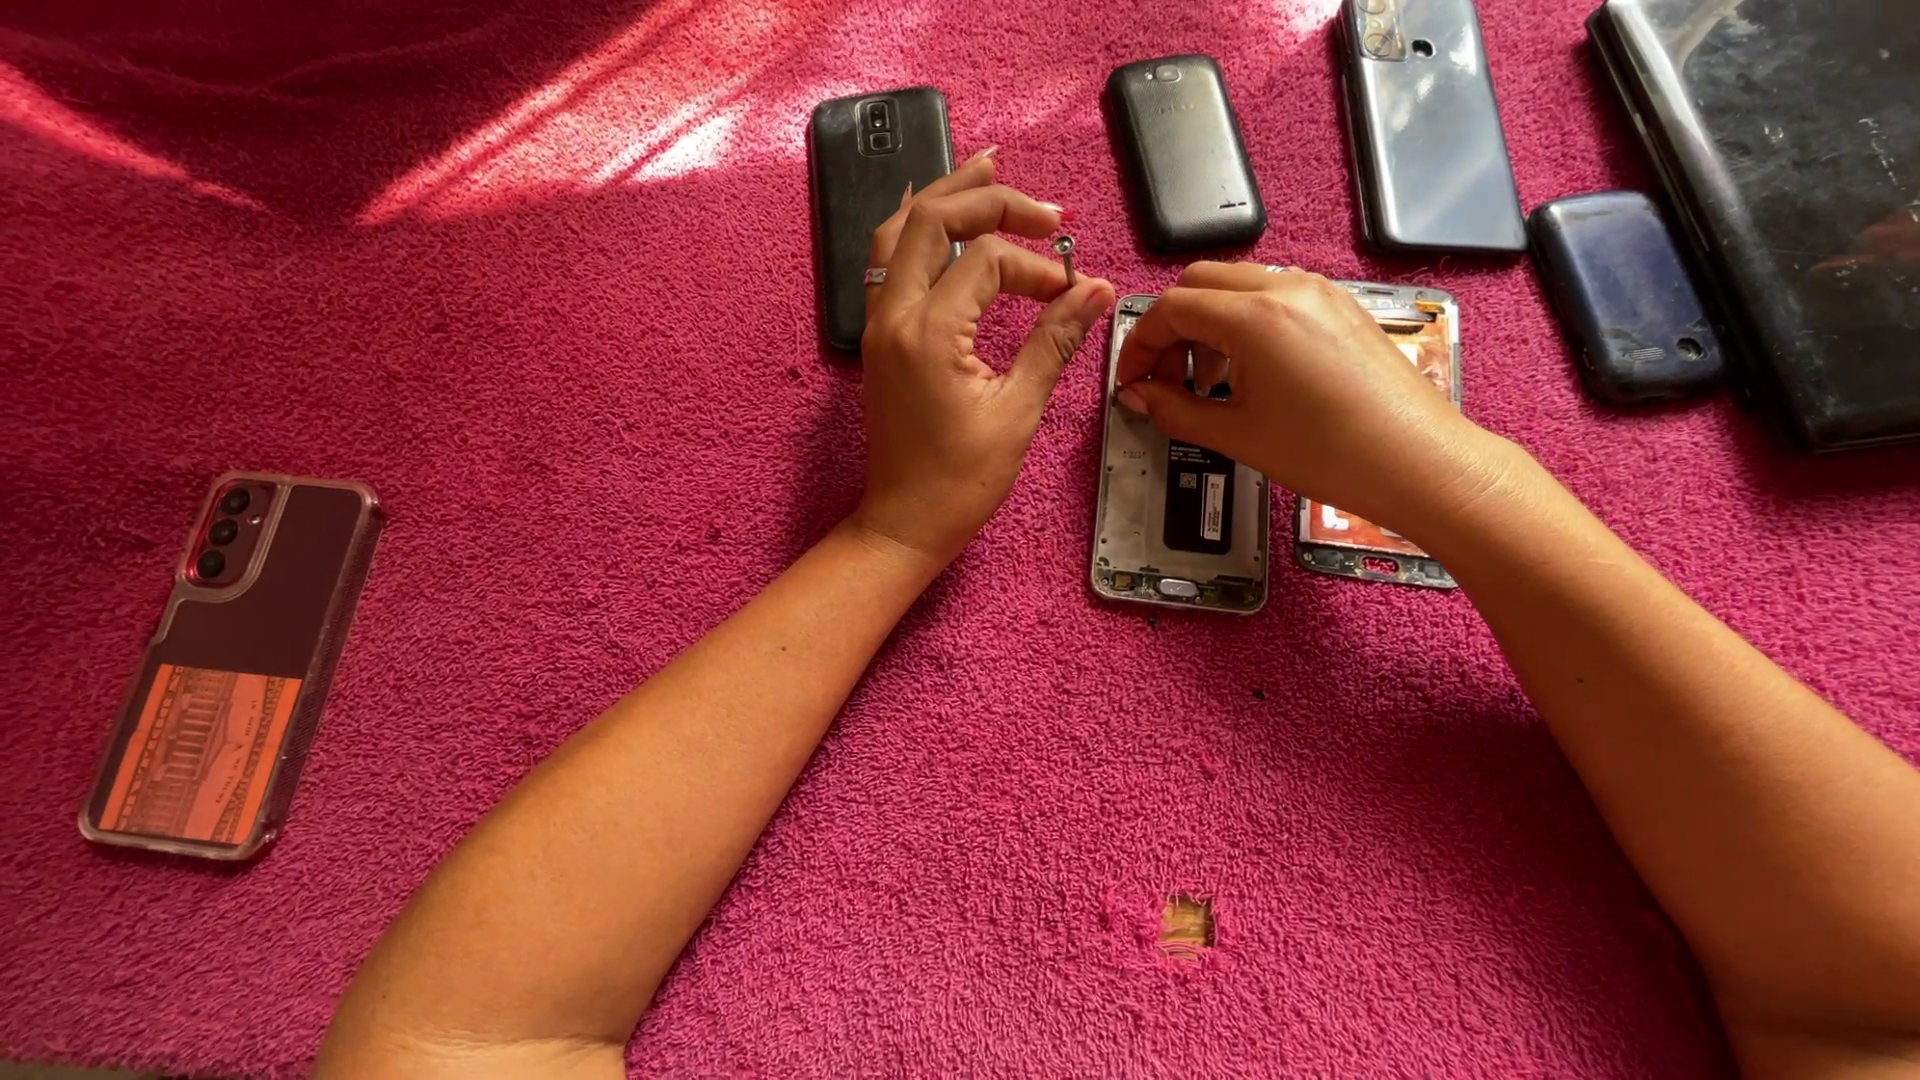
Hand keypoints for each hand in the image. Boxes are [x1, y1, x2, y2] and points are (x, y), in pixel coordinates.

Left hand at [854, 151, 1115, 564]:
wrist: (907, 519)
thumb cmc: (962, 479)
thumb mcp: (1018, 410)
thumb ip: (1055, 341)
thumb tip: (1095, 290)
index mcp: (929, 333)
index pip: (986, 261)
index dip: (1035, 267)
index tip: (1067, 293)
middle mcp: (894, 316)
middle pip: (933, 217)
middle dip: (990, 200)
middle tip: (1040, 207)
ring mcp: (879, 324)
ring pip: (899, 230)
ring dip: (944, 195)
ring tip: (987, 167)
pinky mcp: (879, 336)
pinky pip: (886, 261)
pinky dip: (914, 228)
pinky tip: (937, 212)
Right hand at [1114, 262, 1506, 536]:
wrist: (1418, 462)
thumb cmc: (1330, 453)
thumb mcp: (1235, 435)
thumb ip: (1174, 410)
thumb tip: (1138, 396)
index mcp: (1254, 316)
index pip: (1171, 308)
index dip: (1139, 345)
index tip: (1132, 382)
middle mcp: (1286, 289)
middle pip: (1199, 283)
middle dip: (1170, 328)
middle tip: (1163, 378)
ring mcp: (1318, 292)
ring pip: (1236, 286)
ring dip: (1206, 324)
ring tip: (1208, 382)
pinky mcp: (1339, 307)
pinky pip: (1273, 297)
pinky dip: (1242, 324)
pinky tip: (1247, 373)